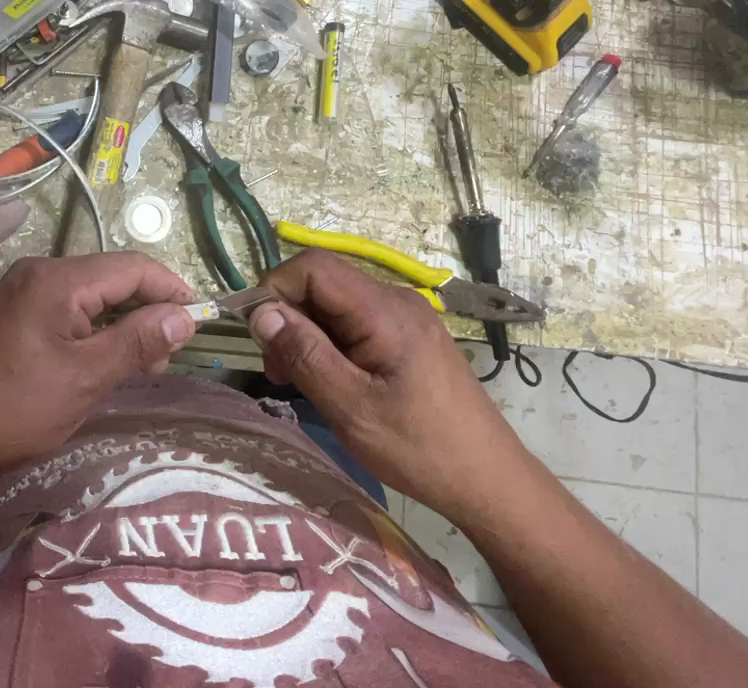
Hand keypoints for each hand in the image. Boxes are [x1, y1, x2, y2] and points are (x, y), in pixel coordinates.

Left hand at [0, 253, 198, 492]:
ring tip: (142, 364)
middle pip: (112, 276)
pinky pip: (70, 307)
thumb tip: (186, 317)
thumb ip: (138, 342)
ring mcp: (25, 289)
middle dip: (148, 309)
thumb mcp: (85, 379)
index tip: (200, 321)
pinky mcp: (17, 311)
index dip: (172, 289)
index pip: (132, 267)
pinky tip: (107, 359)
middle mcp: (41, 272)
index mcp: (57, 280)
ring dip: (123, 322)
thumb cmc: (15, 408)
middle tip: (166, 357)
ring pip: (93, 294)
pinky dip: (96, 328)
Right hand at [250, 249, 540, 525]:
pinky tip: (324, 379)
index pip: (312, 267)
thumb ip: (305, 354)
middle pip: (320, 282)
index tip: (259, 337)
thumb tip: (260, 312)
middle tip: (277, 370)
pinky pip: (351, 321)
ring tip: (296, 380)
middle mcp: (394, 300)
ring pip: (332, 303)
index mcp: (385, 311)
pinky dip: (326, 343)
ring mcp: (403, 316)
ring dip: (303, 333)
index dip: (275, 290)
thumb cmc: (420, 449)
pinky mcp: (404, 335)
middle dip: (286, 317)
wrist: (488, 481)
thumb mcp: (352, 407)